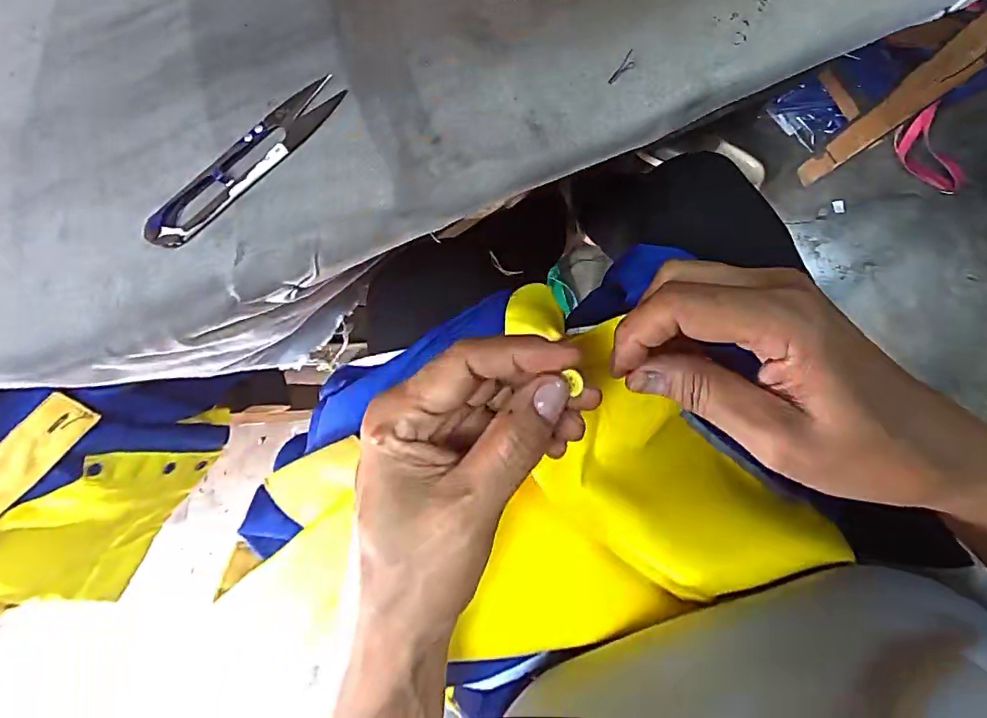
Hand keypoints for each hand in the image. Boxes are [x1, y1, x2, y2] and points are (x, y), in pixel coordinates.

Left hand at [348, 335, 600, 646]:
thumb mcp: (471, 502)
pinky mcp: (460, 451)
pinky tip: (559, 440)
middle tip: (586, 391)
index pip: (467, 361)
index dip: (522, 353)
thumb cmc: (419, 572)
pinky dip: (536, 427)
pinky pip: (505, 423)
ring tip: (580, 420)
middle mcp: (418, 412)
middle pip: (489, 376)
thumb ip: (515, 439)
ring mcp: (440, 431)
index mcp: (400, 415)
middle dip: (540, 381)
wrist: (403, 633)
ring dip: (544, 405)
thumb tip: (557, 387)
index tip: (570, 359)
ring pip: (503, 397)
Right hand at [610, 261, 986, 511]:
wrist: (928, 441)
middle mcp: (780, 284)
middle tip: (635, 374)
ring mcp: (786, 286)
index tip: (620, 377)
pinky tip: (692, 358)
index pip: (681, 299)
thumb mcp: (778, 440)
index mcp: (780, 316)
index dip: (637, 332)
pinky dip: (692, 317)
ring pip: (698, 278)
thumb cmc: (862, 454)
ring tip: (658, 371)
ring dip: (666, 317)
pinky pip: (722, 292)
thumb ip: (707, 393)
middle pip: (683, 275)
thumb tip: (641, 368)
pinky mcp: (788, 297)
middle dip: (645, 319)